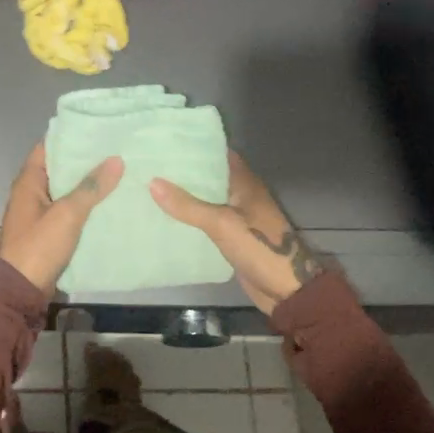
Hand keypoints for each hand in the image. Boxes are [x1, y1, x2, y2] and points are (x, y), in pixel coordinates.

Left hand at [0, 145, 123, 293]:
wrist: (20, 290)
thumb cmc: (38, 246)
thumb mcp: (66, 215)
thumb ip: (90, 187)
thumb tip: (116, 159)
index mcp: (28, 181)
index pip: (49, 147)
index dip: (71, 137)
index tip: (99, 129)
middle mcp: (31, 192)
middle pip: (60, 168)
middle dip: (85, 161)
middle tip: (118, 150)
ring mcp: (39, 212)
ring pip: (66, 191)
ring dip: (87, 184)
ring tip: (121, 172)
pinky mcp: (48, 231)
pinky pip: (69, 211)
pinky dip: (85, 206)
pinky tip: (110, 203)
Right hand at [150, 152, 324, 314]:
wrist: (286, 290)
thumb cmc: (260, 247)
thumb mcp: (221, 224)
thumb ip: (188, 205)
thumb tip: (152, 182)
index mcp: (244, 182)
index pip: (217, 153)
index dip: (193, 146)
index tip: (164, 142)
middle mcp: (240, 193)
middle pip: (207, 175)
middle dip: (182, 170)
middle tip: (148, 162)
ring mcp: (235, 215)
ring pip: (204, 197)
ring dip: (183, 193)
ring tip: (148, 184)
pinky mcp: (230, 235)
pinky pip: (204, 219)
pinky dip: (187, 215)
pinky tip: (163, 215)